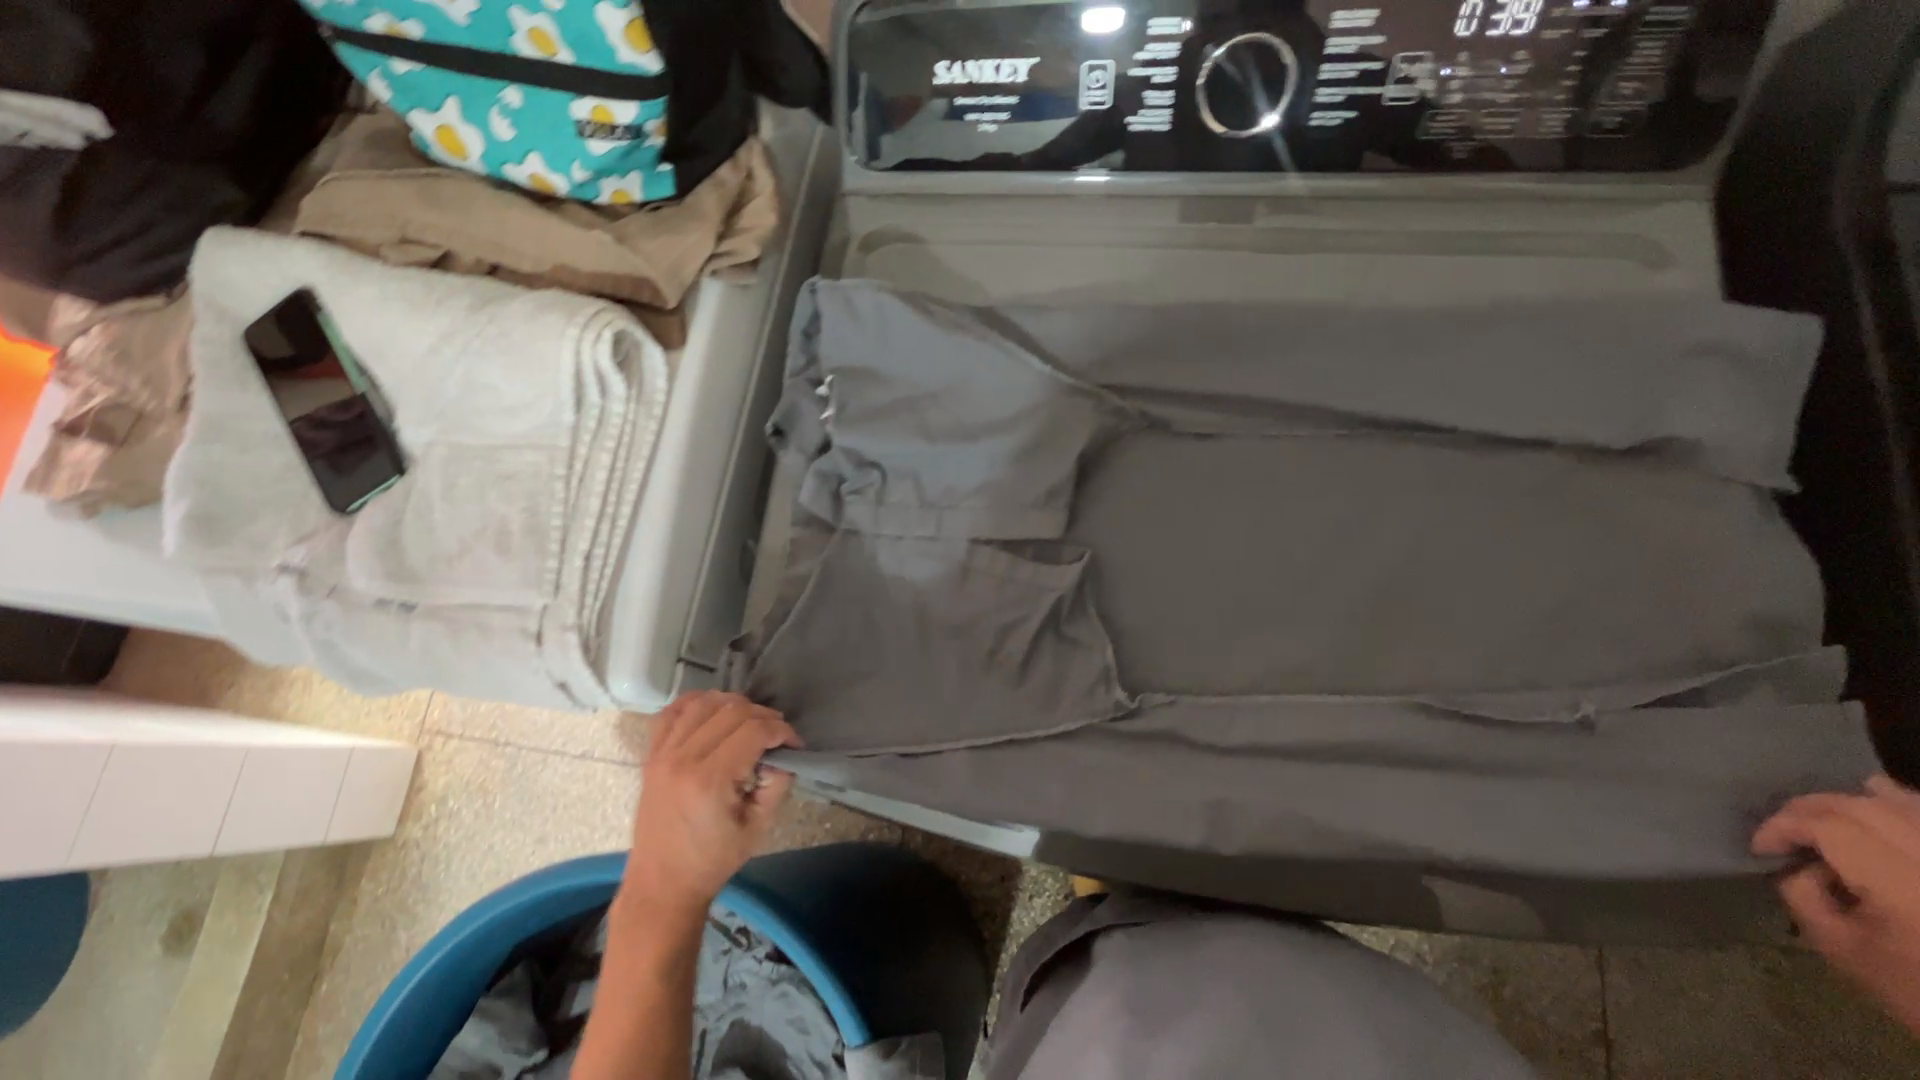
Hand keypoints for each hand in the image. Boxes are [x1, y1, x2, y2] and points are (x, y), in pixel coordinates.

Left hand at [621, 691, 800, 918]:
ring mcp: (662, 754)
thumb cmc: (713, 861)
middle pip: (731, 711)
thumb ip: (776, 785)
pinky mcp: (651, 755)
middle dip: (764, 716)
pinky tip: (714, 711)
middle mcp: (683, 758)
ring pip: (703, 703)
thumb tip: (782, 756)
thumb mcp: (758, 828)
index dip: (781, 731)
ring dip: (733, 705)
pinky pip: (672, 712)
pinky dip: (696, 702)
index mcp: (710, 780)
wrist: (662, 883)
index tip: (794, 745)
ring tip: (749, 723)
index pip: (754, 731)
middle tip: (777, 736)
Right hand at [1753, 774, 1919, 1034]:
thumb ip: (1804, 895)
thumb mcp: (1841, 949)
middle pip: (1861, 806)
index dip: (1782, 827)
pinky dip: (1898, 803)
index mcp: (1901, 882)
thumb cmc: (1914, 990)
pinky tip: (1876, 806)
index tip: (1760, 848)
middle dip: (1808, 810)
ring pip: (1901, 801)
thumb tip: (1795, 861)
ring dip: (1852, 801)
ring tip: (1824, 819)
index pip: (1827, 826)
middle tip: (1782, 833)